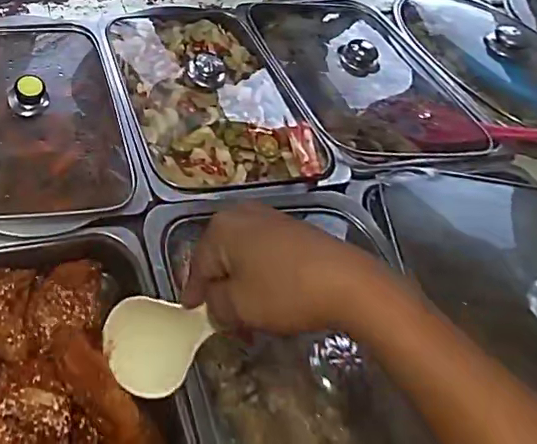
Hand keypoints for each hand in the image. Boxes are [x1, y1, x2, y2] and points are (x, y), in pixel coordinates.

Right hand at [180, 201, 397, 336]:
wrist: (345, 280)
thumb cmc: (284, 291)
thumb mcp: (239, 307)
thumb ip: (214, 304)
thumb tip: (213, 301)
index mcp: (220, 227)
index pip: (197, 264)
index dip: (194, 293)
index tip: (191, 313)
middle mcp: (239, 213)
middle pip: (219, 257)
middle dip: (220, 290)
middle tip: (226, 322)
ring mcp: (267, 217)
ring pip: (242, 256)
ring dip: (241, 285)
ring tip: (251, 317)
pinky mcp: (289, 227)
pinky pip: (262, 252)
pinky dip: (260, 275)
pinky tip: (271, 299)